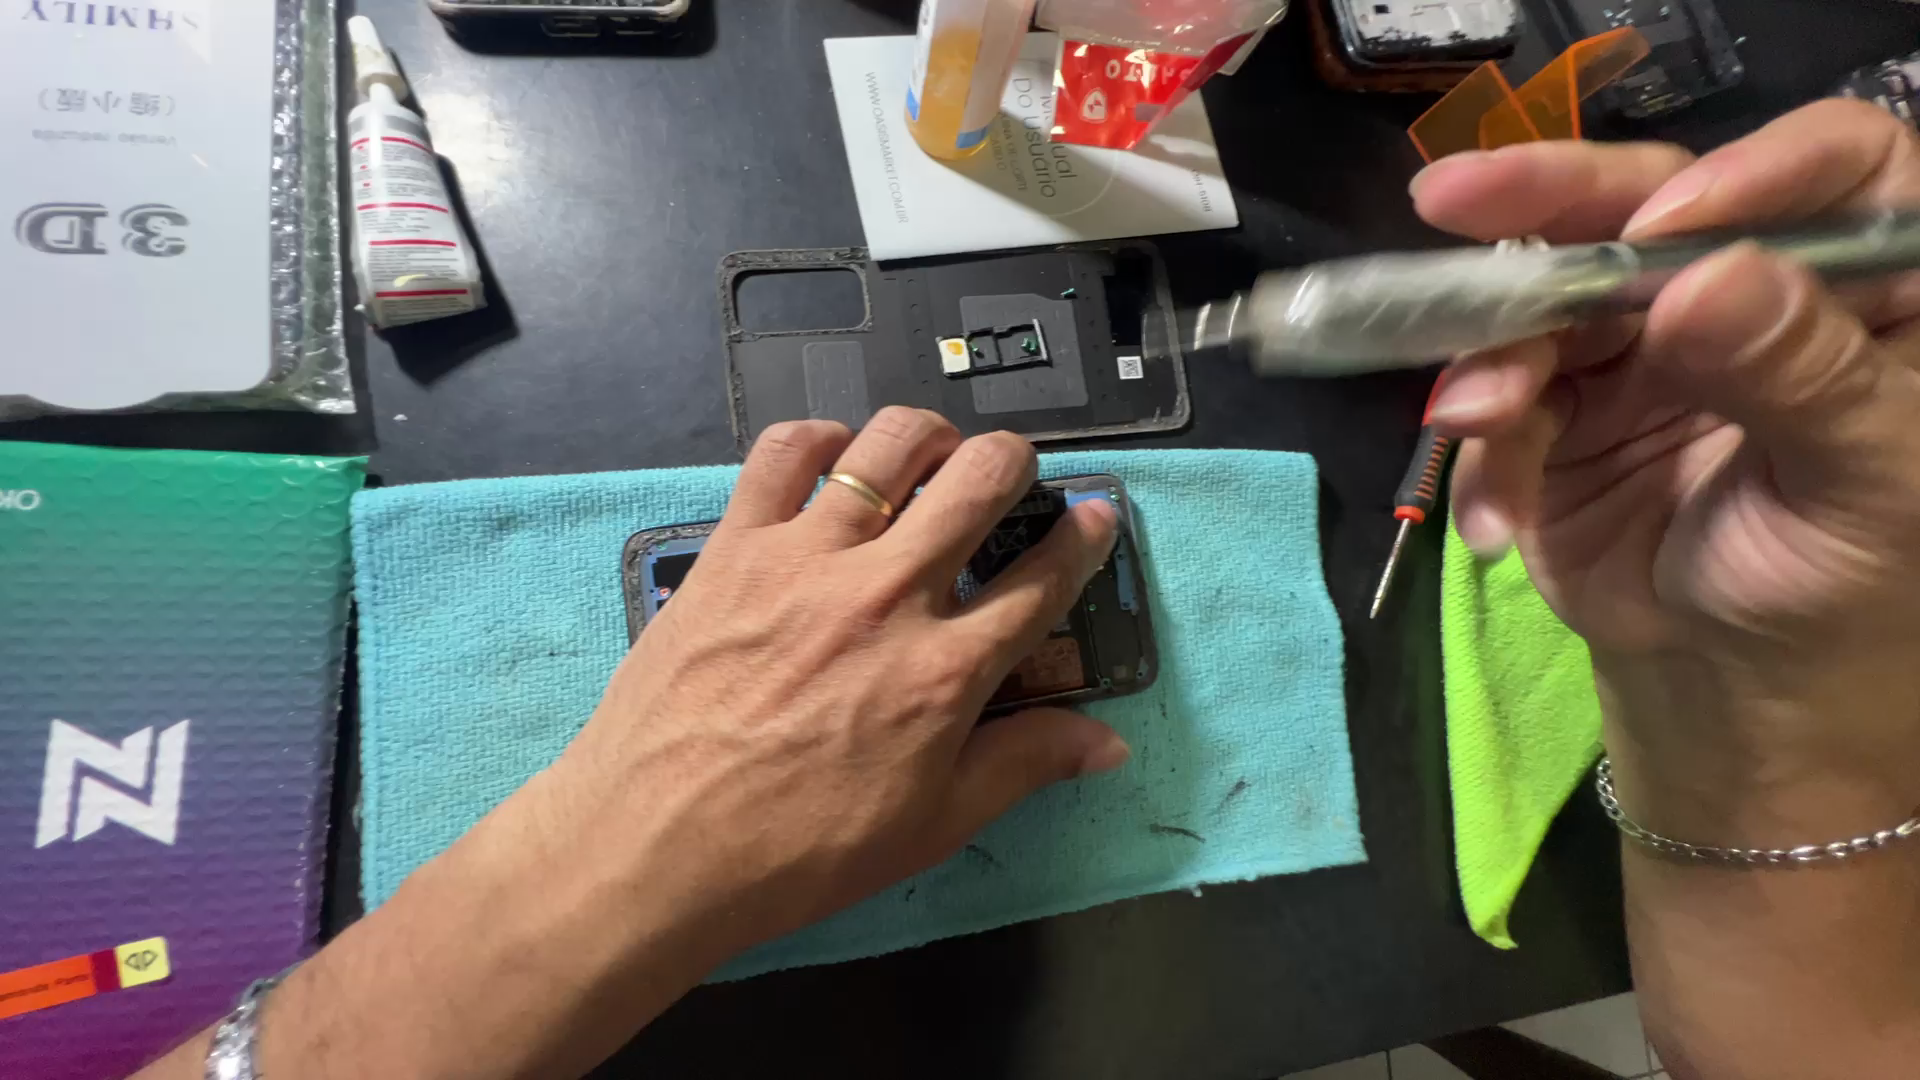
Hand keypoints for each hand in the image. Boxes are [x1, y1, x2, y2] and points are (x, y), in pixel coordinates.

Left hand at [553, 407, 1129, 953]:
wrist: (653, 843)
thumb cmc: (803, 847)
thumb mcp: (933, 824)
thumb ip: (1026, 765)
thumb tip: (1112, 742)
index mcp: (945, 668)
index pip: (1043, 580)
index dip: (1085, 538)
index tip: (1096, 514)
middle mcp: (888, 593)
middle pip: (979, 481)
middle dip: (1014, 462)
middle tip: (1010, 475)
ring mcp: (808, 558)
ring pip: (891, 445)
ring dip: (930, 435)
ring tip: (932, 454)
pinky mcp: (737, 544)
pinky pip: (785, 452)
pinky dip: (821, 437)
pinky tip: (834, 457)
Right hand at [1409, 100, 1919, 838]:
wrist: (1720, 678)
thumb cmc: (1842, 586)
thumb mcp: (1861, 487)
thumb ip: (1800, 377)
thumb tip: (1704, 278)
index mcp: (1860, 293)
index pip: (1827, 176)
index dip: (1743, 175)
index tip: (1660, 221)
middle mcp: (1727, 306)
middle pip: (1635, 220)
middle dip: (1538, 207)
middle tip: (1444, 197)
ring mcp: (1624, 362)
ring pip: (1532, 322)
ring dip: (1487, 370)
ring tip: (1469, 425)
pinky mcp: (1544, 422)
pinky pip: (1488, 418)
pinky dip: (1476, 467)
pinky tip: (1490, 526)